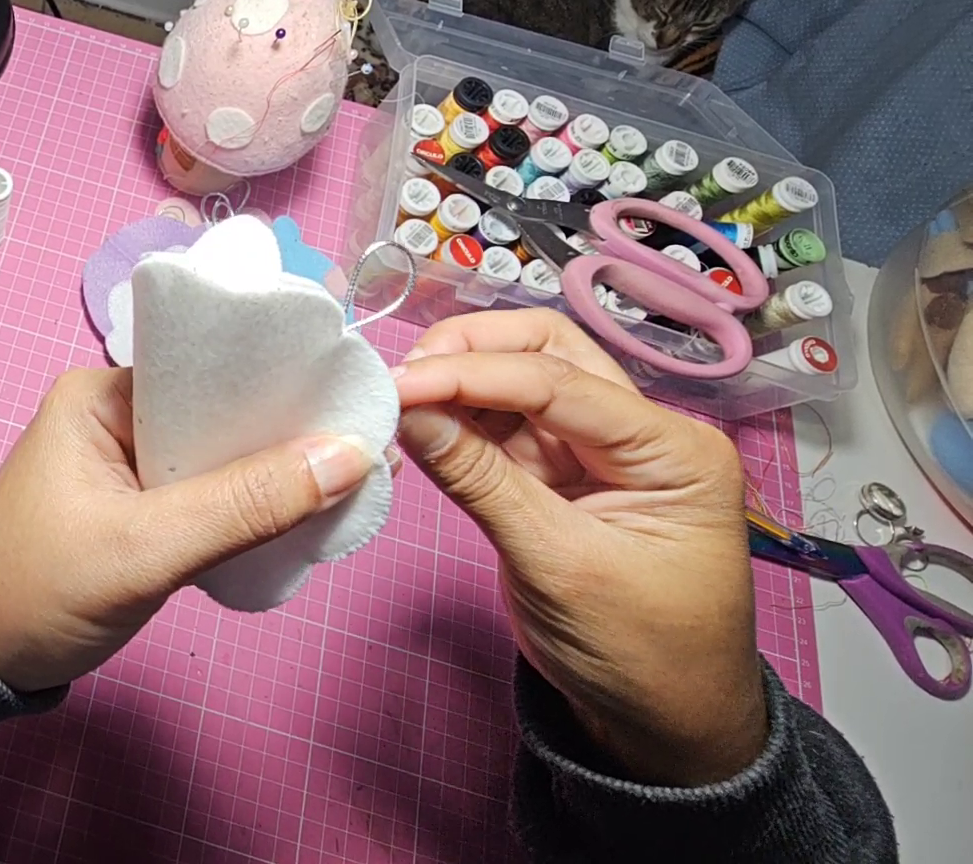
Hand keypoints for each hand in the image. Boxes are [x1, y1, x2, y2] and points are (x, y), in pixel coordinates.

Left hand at [0, 368, 372, 692]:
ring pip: (216, 452)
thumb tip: (348, 454)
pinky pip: (206, 487)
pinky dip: (246, 500)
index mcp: (100, 395)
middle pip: (215, 410)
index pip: (203, 369)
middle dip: (281, 430)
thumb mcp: (143, 548)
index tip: (347, 399)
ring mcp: (127, 459)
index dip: (275, 382)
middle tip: (364, 443)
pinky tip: (297, 511)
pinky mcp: (138, 500)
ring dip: (269, 469)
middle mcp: (115, 413)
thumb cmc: (40, 589)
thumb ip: (243, 505)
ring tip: (348, 473)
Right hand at [393, 309, 766, 786]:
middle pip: (546, 348)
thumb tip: (406, 410)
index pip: (556, 382)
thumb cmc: (637, 649)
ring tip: (400, 396)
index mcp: (669, 448)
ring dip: (455, 375)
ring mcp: (585, 445)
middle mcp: (632, 429)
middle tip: (403, 375)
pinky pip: (491, 420)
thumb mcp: (556, 564)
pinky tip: (415, 420)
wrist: (657, 717)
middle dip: (470, 348)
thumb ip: (478, 479)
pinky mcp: (544, 466)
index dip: (469, 376)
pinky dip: (449, 412)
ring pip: (515, 373)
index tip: (395, 384)